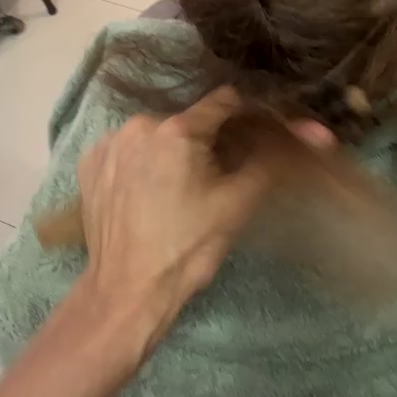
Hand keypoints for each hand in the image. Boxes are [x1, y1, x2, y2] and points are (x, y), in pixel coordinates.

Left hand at [77, 89, 333, 336]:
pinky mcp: (90, 162)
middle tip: (213, 178)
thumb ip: (268, 160)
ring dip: (171, 150)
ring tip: (177, 190)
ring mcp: (109, 142)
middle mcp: (139, 124)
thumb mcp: (237, 205)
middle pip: (188, 120)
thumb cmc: (187, 249)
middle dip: (205, 141)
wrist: (125, 295)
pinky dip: (141, 163)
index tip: (251, 139)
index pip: (223, 102)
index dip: (244, 118)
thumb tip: (306, 133)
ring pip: (156, 133)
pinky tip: (146, 194)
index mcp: (177, 129)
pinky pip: (128, 149)